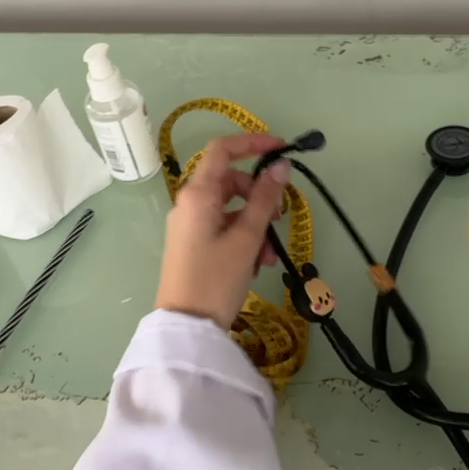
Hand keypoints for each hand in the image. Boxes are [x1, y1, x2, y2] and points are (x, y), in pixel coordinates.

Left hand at [155, 133, 290, 329]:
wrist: (186, 327)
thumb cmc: (217, 279)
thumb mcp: (247, 238)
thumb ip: (265, 199)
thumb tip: (280, 166)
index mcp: (198, 194)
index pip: (223, 150)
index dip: (253, 143)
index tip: (282, 149)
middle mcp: (189, 203)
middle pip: (230, 182)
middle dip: (260, 197)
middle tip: (280, 219)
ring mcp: (188, 225)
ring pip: (230, 209)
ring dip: (255, 225)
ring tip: (269, 257)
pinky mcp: (191, 244)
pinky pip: (222, 228)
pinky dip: (242, 239)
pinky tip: (256, 265)